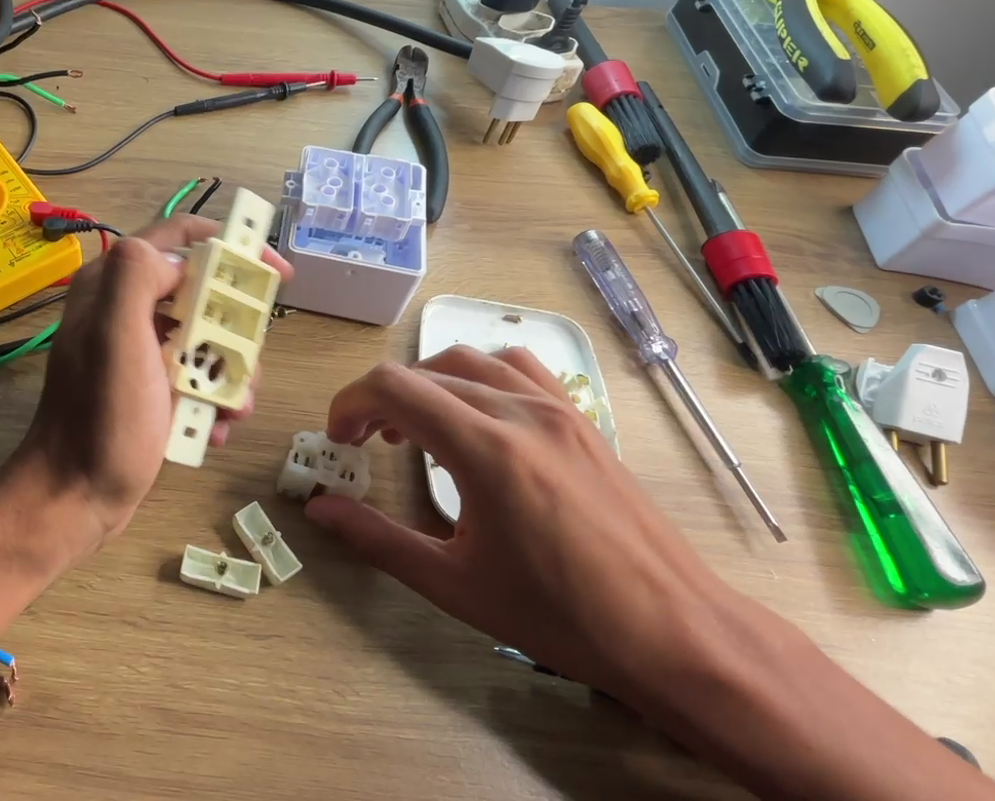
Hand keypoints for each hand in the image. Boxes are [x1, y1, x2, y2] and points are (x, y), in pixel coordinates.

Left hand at [6, 214, 291, 554]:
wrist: (77, 496)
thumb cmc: (101, 416)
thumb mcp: (116, 334)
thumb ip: (139, 275)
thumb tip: (179, 260)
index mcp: (112, 284)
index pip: (178, 237)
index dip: (231, 243)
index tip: (274, 270)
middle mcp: (124, 309)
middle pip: (203, 290)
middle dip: (234, 326)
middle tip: (247, 359)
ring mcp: (137, 351)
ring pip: (207, 337)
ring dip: (230, 371)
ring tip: (233, 407)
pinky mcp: (148, 387)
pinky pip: (198, 376)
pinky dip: (214, 398)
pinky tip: (214, 427)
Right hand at [304, 346, 748, 698]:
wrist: (674, 633)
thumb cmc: (561, 617)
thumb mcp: (454, 584)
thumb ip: (377, 538)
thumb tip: (319, 508)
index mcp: (486, 451)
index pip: (394, 387)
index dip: (350, 403)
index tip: (339, 441)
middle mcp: (521, 413)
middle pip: (424, 371)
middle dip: (380, 400)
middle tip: (365, 445)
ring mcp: (558, 410)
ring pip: (469, 361)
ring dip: (426, 384)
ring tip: (414, 430)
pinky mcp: (581, 420)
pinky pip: (517, 369)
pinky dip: (478, 377)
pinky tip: (476, 417)